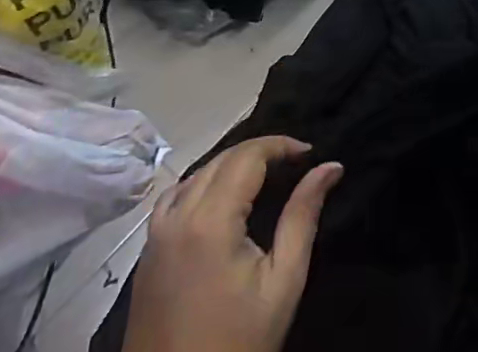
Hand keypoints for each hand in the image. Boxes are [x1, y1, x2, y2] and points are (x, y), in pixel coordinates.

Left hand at [123, 137, 342, 351]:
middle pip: (220, 160)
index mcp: (210, 222)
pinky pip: (172, 200)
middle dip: (260, 151)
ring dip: (230, 164)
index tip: (311, 154)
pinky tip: (222, 199)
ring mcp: (154, 239)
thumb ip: (303, 215)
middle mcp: (176, 220)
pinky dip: (201, 184)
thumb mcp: (284, 279)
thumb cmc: (238, 339)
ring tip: (264, 174)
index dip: (281, 145)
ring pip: (193, 175)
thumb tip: (331, 166)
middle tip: (295, 162)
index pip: (247, 156)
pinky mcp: (146, 257)